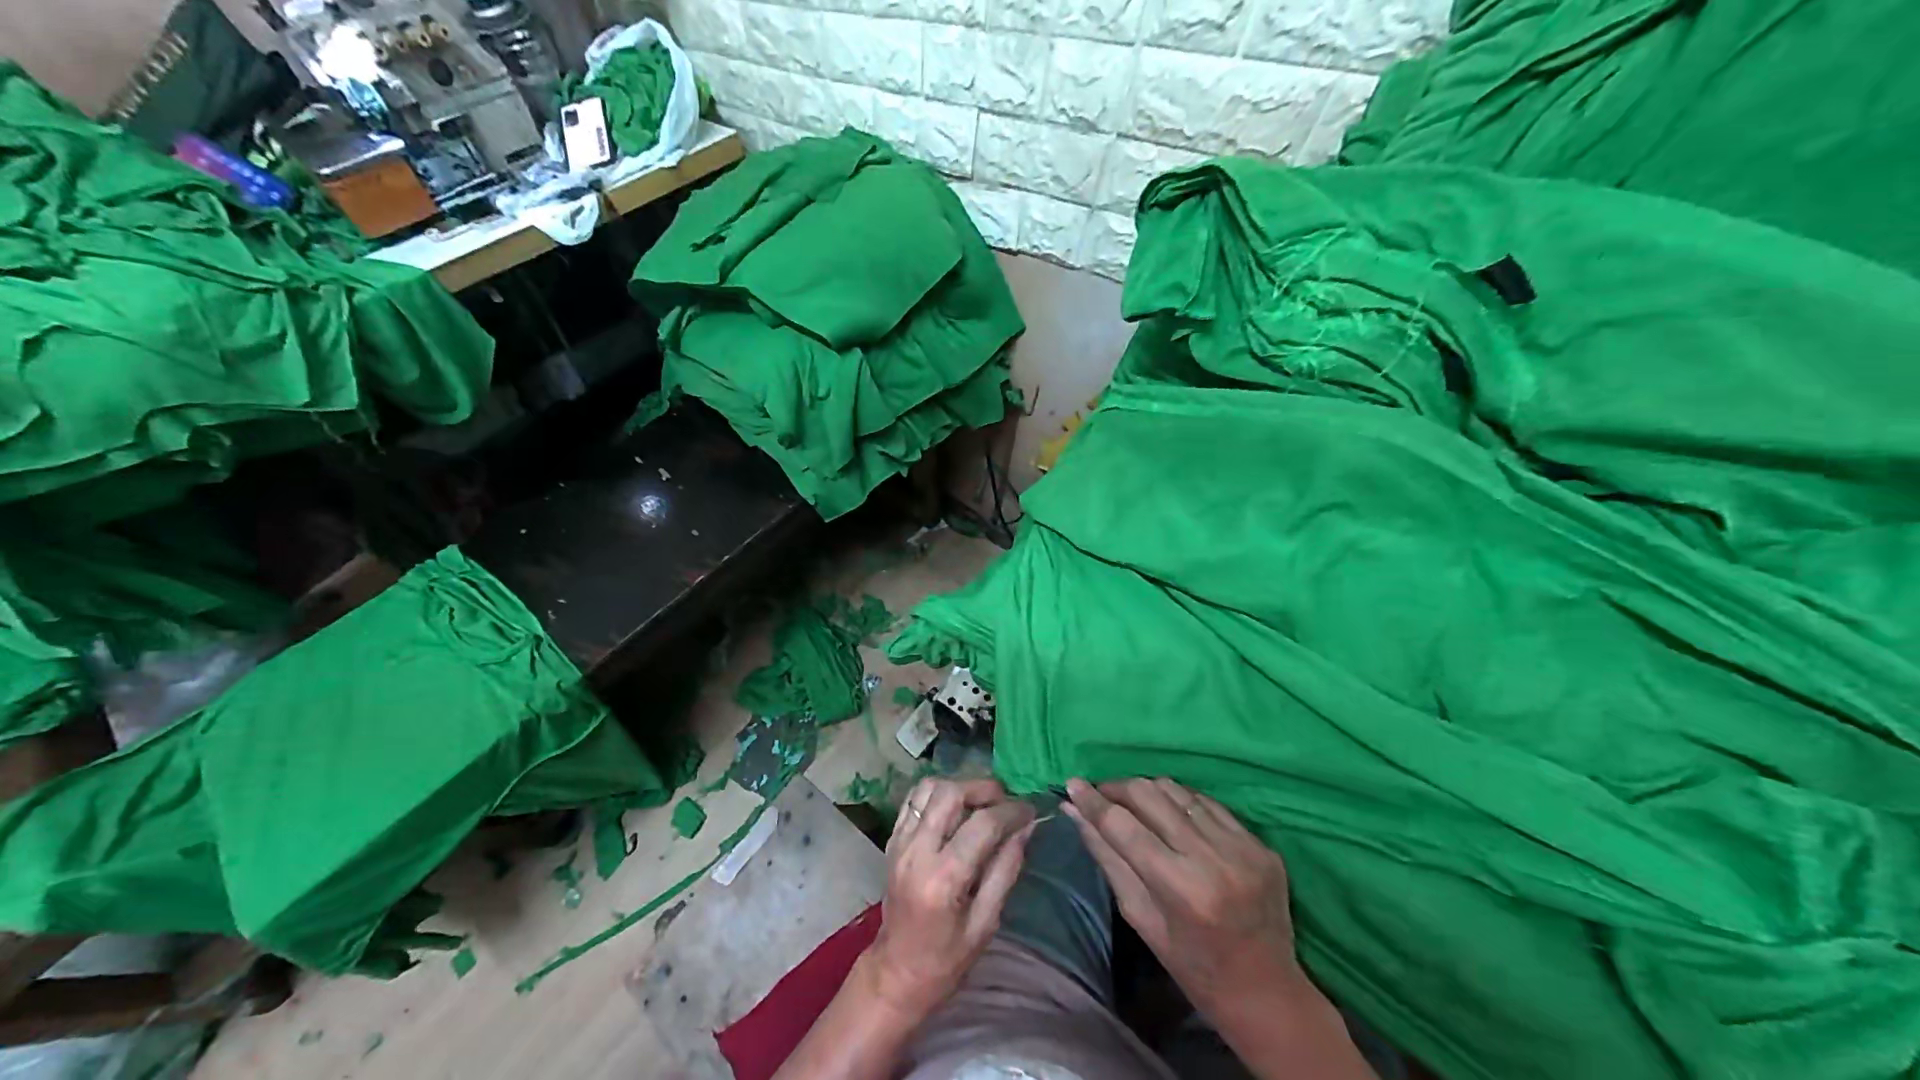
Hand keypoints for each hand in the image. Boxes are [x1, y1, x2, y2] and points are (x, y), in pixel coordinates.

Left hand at [861, 777, 1036, 1018]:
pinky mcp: (892, 839)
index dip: (1012, 811)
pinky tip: (957, 808)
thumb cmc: (946, 958)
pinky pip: (914, 799)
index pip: (982, 824)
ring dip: (960, 786)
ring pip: (929, 787)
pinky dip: (939, 794)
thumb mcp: (986, 922)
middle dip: (984, 788)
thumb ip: (1006, 869)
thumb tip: (1026, 827)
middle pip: (951, 793)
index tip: (1031, 810)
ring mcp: (900, 842)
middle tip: (1006, 801)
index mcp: (943, 879)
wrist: (896, 971)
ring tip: (982, 802)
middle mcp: (916, 852)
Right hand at [1064, 777, 1301, 1015]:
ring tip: (1131, 801)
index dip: (1093, 801)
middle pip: (1150, 795)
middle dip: (1117, 788)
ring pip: (1178, 791)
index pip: (1124, 826)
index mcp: (1181, 888)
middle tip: (1100, 795)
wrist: (1266, 990)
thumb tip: (1074, 811)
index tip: (1071, 783)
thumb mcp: (1140, 917)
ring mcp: (1242, 847)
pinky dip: (1180, 801)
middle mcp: (1213, 858)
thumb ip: (1107, 857)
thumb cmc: (1192, 966)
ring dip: (1147, 791)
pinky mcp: (1259, 843)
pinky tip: (1168, 812)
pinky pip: (1207, 803)